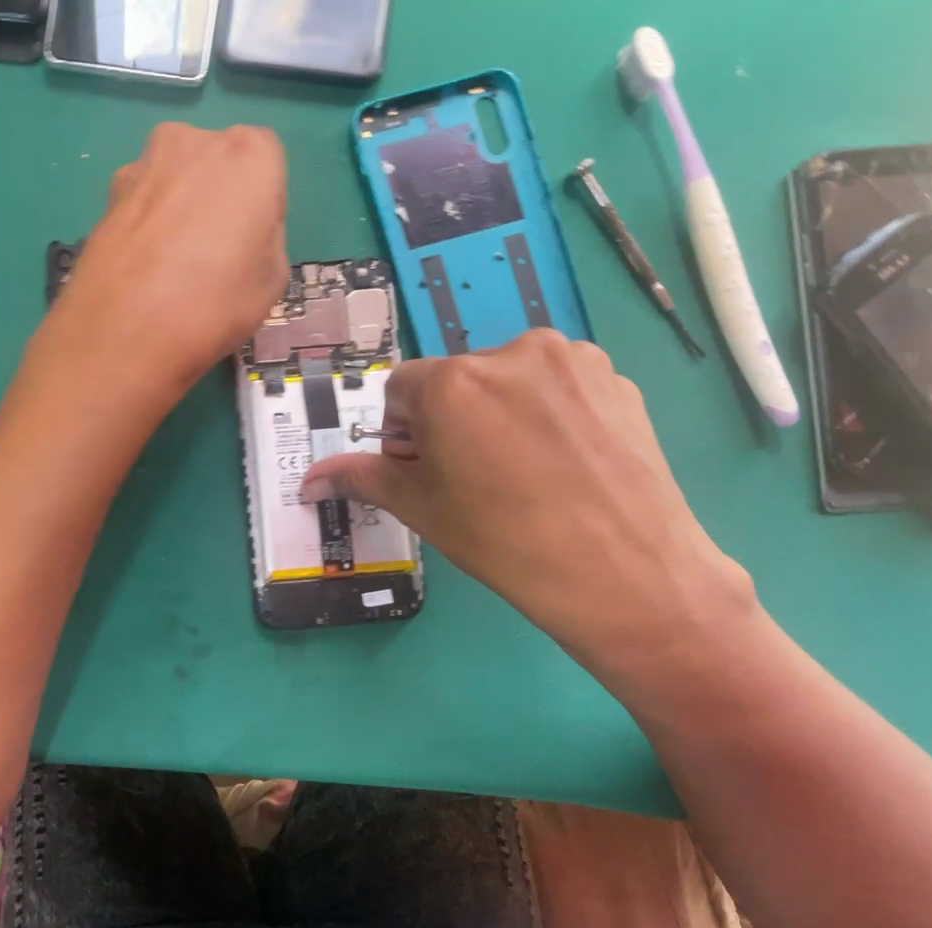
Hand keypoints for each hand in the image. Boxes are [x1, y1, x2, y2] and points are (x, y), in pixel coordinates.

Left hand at [28, 123, 287, 411]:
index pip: (268, 165)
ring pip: (171, 183)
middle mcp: (192, 141)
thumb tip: (243, 233)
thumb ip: (266, 237)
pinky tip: (141, 274)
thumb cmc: (215, 304)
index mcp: (248, 151)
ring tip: (171, 269)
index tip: (250, 248)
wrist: (124, 334)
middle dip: (216, 200)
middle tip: (211, 257)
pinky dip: (144, 230)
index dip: (262, 209)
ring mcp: (141, 166)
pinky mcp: (104, 199)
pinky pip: (139, 208)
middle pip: (214, 166)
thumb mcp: (273, 279)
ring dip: (176, 211)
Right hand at [301, 330, 754, 662]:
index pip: (399, 390)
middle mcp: (510, 351)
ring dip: (497, 414)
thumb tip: (308, 480)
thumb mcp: (421, 508)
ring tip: (520, 473)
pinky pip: (557, 387)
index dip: (402, 434)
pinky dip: (546, 416)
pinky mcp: (615, 379)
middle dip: (449, 422)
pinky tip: (560, 465)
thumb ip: (361, 478)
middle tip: (469, 480)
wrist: (623, 571)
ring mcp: (571, 361)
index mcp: (452, 381)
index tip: (423, 473)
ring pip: (507, 381)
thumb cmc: (503, 540)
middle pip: (454, 381)